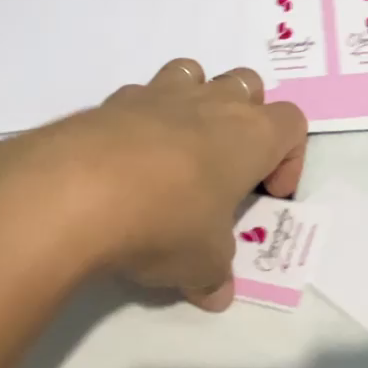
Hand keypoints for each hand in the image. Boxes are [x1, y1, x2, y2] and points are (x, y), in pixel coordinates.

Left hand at [0, 58, 307, 311]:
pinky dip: (139, 121)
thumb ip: (215, 275)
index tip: (266, 196)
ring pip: (192, 73)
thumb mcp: (201, 264)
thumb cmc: (165, 222)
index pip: (292, 123)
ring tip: (177, 150)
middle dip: (245, 119)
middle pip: (248, 86)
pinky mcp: (111, 102)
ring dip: (194, 102)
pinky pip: (138, 97)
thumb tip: (216, 294)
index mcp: (251, 134)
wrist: (74, 192)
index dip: (288, 158)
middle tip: (226, 167)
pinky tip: (123, 162)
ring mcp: (160, 95)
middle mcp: (212, 103)